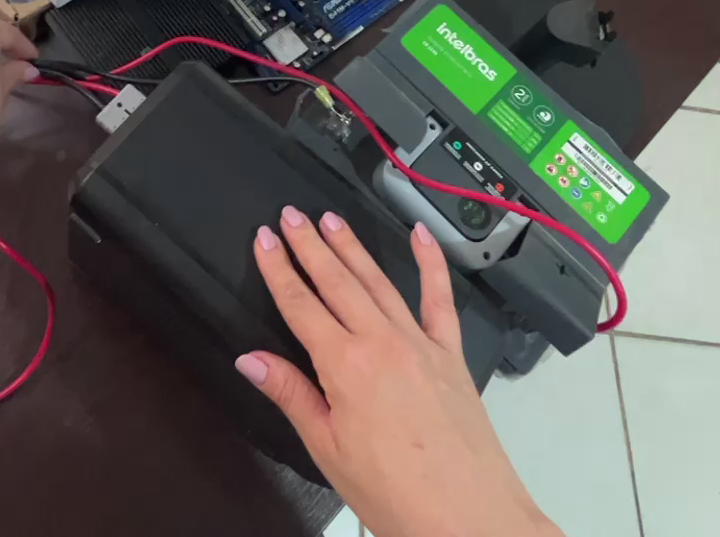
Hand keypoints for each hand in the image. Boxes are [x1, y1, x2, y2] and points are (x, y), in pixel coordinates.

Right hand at [237, 208, 558, 536]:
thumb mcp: (328, 450)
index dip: (278, 268)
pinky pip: (440, 299)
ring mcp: (419, 342)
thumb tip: (249, 359)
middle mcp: (381, 342)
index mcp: (345, 366)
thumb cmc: (395, 494)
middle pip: (336, 280)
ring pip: (378, 280)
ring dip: (351, 246)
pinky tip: (421, 235)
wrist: (471, 522)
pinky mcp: (450, 352)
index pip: (300, 305)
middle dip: (309, 244)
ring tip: (331, 219)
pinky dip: (431, 263)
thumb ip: (290, 394)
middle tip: (291, 214)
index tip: (264, 238)